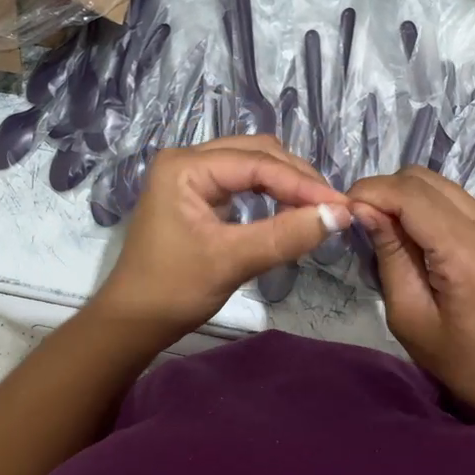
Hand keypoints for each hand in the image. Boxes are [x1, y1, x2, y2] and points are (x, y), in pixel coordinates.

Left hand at [93, 137, 350, 334]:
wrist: (133, 322)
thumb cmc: (174, 289)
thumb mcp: (232, 261)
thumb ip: (285, 235)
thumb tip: (339, 215)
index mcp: (185, 166)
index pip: (257, 163)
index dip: (302, 182)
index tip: (342, 205)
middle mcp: (187, 159)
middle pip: (257, 153)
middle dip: (297, 177)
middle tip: (333, 207)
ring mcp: (191, 174)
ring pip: (253, 164)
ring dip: (287, 182)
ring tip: (318, 208)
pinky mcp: (198, 193)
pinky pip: (243, 181)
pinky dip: (271, 192)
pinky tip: (292, 208)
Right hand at [348, 167, 474, 414]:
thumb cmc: (463, 360)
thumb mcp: (410, 317)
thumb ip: (389, 255)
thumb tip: (362, 208)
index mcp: (467, 254)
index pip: (409, 195)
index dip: (371, 191)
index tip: (345, 207)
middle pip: (423, 180)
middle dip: (386, 192)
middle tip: (365, 221)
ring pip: (440, 184)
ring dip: (408, 199)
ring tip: (393, 233)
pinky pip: (458, 198)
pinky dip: (432, 208)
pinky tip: (427, 241)